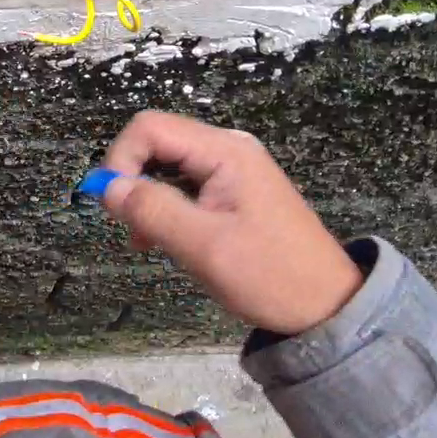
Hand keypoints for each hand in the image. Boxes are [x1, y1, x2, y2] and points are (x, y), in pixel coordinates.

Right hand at [100, 112, 362, 335]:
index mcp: (225, 151)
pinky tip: (167, 237)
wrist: (330, 309)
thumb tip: (106, 187)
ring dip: (148, 195)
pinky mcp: (233, 189)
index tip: (114, 204)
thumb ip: (153, 211)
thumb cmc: (271, 276)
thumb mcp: (205, 247)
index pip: (149, 127)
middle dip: (132, 178)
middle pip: (156, 141)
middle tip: (129, 226)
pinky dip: (166, 204)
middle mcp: (227, 148)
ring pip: (166, 163)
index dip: (121, 158)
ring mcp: (232, 168)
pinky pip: (184, 182)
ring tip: (148, 240)